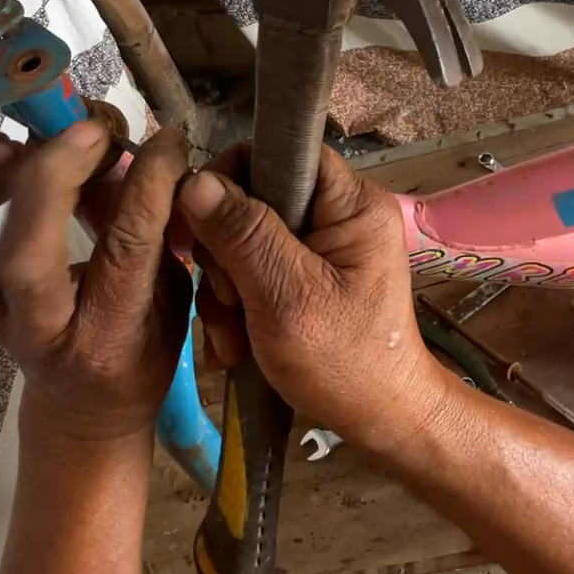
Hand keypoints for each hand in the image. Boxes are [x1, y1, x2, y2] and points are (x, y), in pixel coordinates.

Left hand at [0, 122, 192, 441]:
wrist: (84, 416)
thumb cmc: (143, 356)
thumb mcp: (175, 298)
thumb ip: (157, 233)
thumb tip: (140, 157)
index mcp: (115, 334)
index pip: (126, 249)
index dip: (147, 184)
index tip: (166, 140)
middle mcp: (46, 332)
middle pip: (26, 257)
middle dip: (54, 179)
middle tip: (90, 130)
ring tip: (18, 140)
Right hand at [179, 143, 450, 452]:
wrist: (380, 423)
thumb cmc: (346, 362)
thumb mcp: (288, 297)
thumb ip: (243, 235)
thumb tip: (194, 180)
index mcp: (352, 204)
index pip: (284, 151)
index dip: (236, 174)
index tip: (202, 220)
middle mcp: (339, 214)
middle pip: (256, 198)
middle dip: (227, 253)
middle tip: (229, 299)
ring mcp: (322, 246)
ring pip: (247, 238)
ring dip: (227, 289)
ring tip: (234, 336)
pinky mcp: (307, 276)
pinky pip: (255, 269)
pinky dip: (238, 305)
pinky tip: (237, 344)